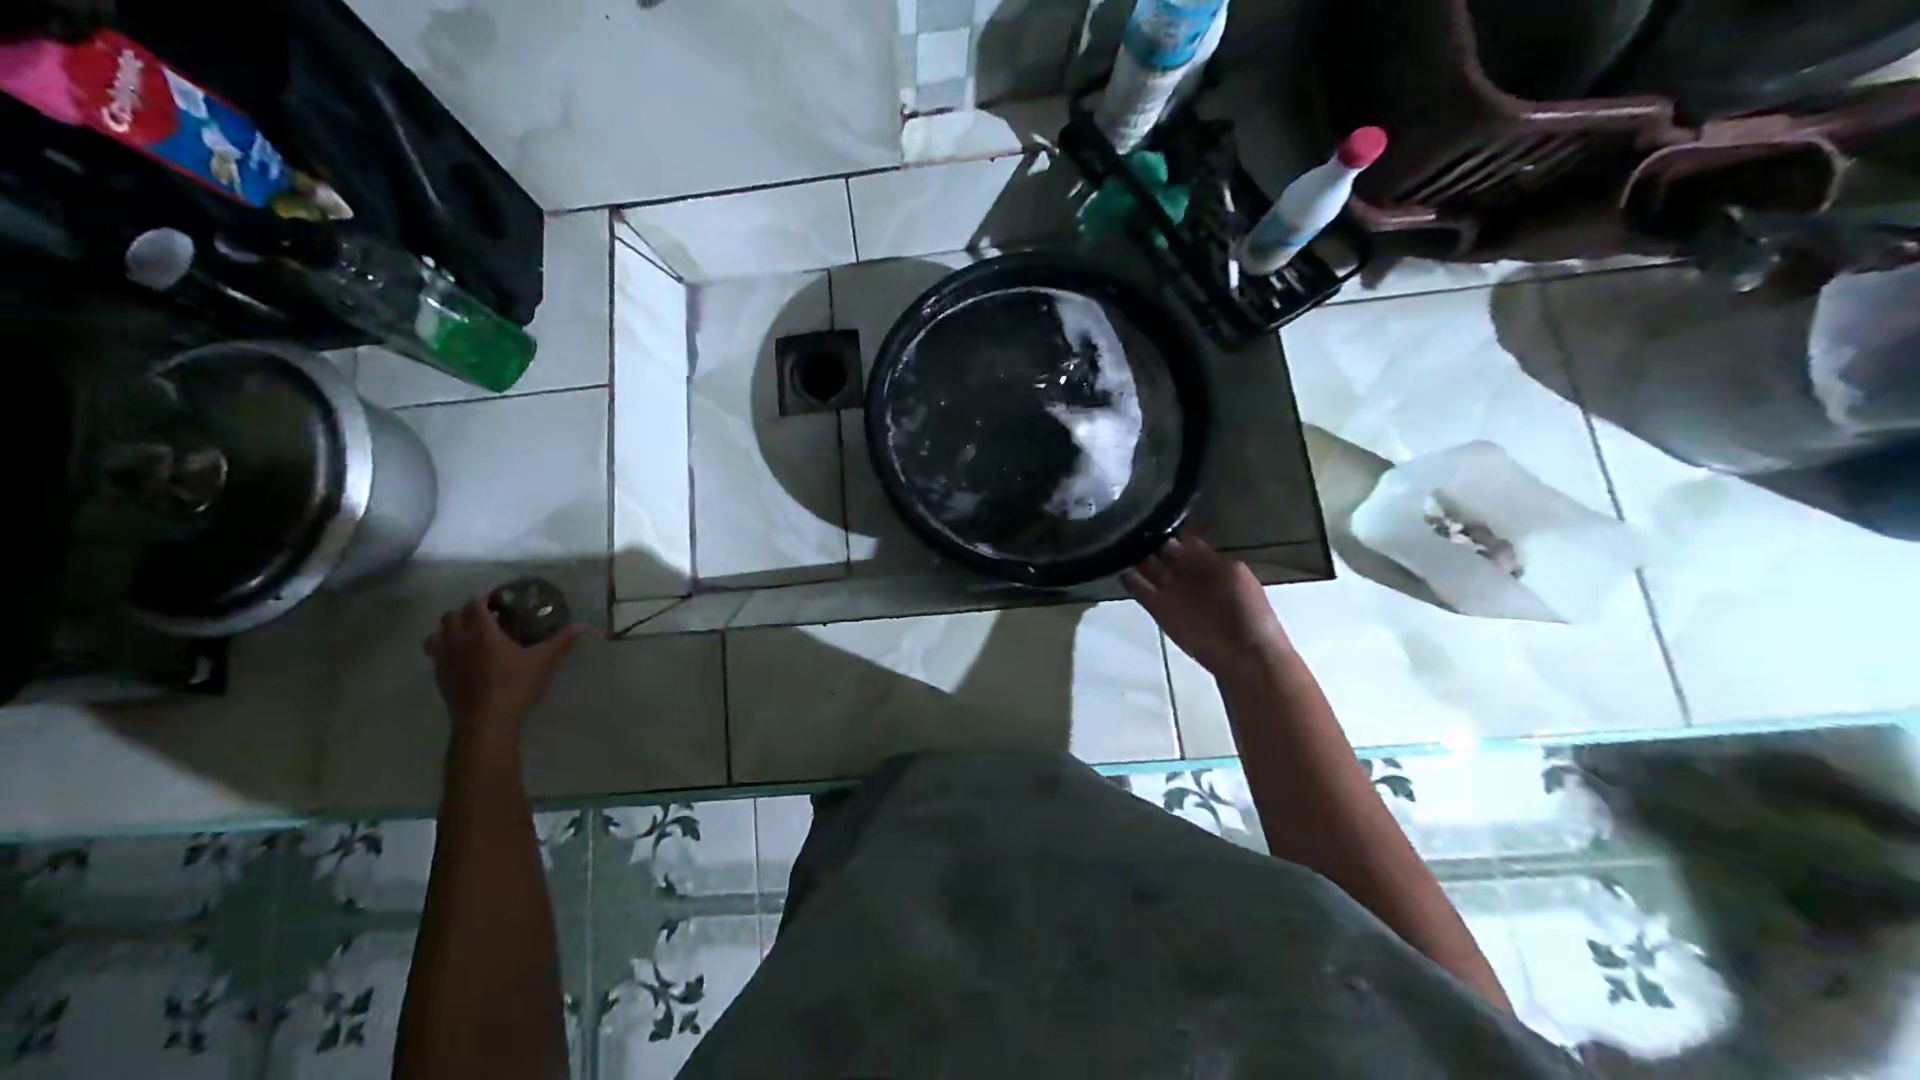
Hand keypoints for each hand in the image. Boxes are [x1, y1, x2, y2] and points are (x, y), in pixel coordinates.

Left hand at [423, 598, 588, 735]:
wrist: (484, 720)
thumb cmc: (513, 686)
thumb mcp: (541, 662)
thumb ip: (560, 641)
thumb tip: (581, 626)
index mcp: (482, 631)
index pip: (475, 603)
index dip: (486, 599)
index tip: (501, 601)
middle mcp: (458, 639)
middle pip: (453, 614)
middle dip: (469, 612)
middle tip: (489, 618)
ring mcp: (443, 657)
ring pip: (438, 631)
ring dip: (451, 628)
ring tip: (469, 635)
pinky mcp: (438, 673)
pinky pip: (434, 651)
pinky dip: (445, 646)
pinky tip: (462, 656)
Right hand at [1123, 535, 1291, 675]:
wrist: (1243, 655)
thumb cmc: (1247, 611)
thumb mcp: (1234, 573)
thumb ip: (1206, 556)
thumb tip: (1182, 539)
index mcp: (1211, 566)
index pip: (1186, 543)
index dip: (1172, 531)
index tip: (1155, 517)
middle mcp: (1190, 577)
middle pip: (1165, 555)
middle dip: (1151, 542)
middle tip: (1134, 528)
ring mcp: (1173, 595)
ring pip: (1151, 571)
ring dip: (1138, 559)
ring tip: (1120, 544)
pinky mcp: (1159, 611)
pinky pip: (1141, 591)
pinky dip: (1130, 581)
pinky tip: (1121, 570)